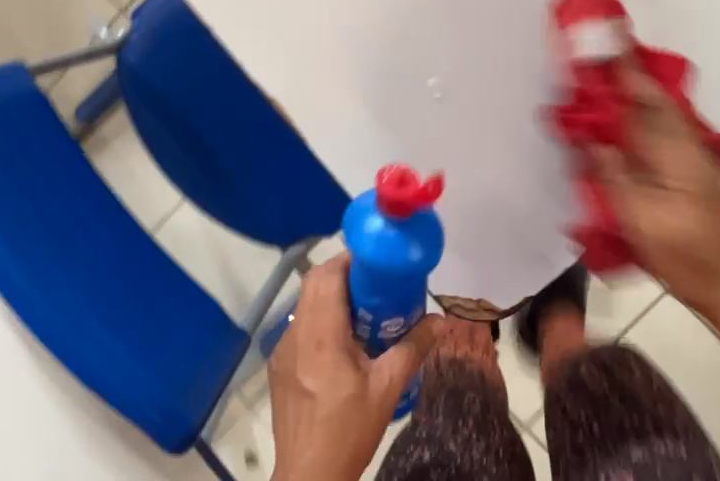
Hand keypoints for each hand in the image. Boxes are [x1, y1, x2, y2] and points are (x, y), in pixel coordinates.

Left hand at [269, 253, 437, 480]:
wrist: (309, 474)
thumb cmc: (350, 430)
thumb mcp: (386, 389)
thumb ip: (412, 349)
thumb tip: (441, 321)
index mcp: (321, 334)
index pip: (327, 275)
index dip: (349, 260)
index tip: (375, 262)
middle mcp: (296, 332)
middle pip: (313, 283)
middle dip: (342, 274)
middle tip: (374, 283)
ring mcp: (282, 348)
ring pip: (304, 304)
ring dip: (330, 296)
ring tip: (363, 309)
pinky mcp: (279, 363)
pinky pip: (299, 327)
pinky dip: (319, 320)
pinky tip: (341, 341)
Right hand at [591, 62, 719, 320]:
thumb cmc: (684, 258)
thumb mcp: (638, 219)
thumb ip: (613, 173)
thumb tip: (591, 136)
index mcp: (675, 153)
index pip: (642, 98)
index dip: (621, 68)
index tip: (601, 37)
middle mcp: (688, 146)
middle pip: (655, 98)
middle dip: (626, 71)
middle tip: (596, 50)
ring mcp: (696, 158)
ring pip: (661, 112)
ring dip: (634, 90)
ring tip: (604, 76)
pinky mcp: (696, 171)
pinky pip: (664, 128)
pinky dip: (643, 112)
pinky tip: (626, 118)